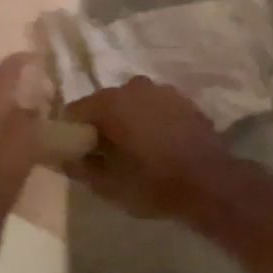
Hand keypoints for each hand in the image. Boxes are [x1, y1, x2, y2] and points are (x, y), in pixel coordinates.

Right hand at [64, 77, 234, 220]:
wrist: (210, 182)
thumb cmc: (153, 184)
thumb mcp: (107, 185)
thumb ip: (79, 166)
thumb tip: (63, 155)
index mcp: (111, 103)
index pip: (74, 111)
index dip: (72, 132)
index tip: (76, 154)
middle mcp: (134, 86)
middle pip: (104, 103)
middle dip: (101, 125)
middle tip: (104, 155)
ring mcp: (163, 90)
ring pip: (132, 103)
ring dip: (127, 120)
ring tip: (134, 150)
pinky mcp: (184, 99)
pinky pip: (155, 107)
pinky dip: (151, 120)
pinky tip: (158, 144)